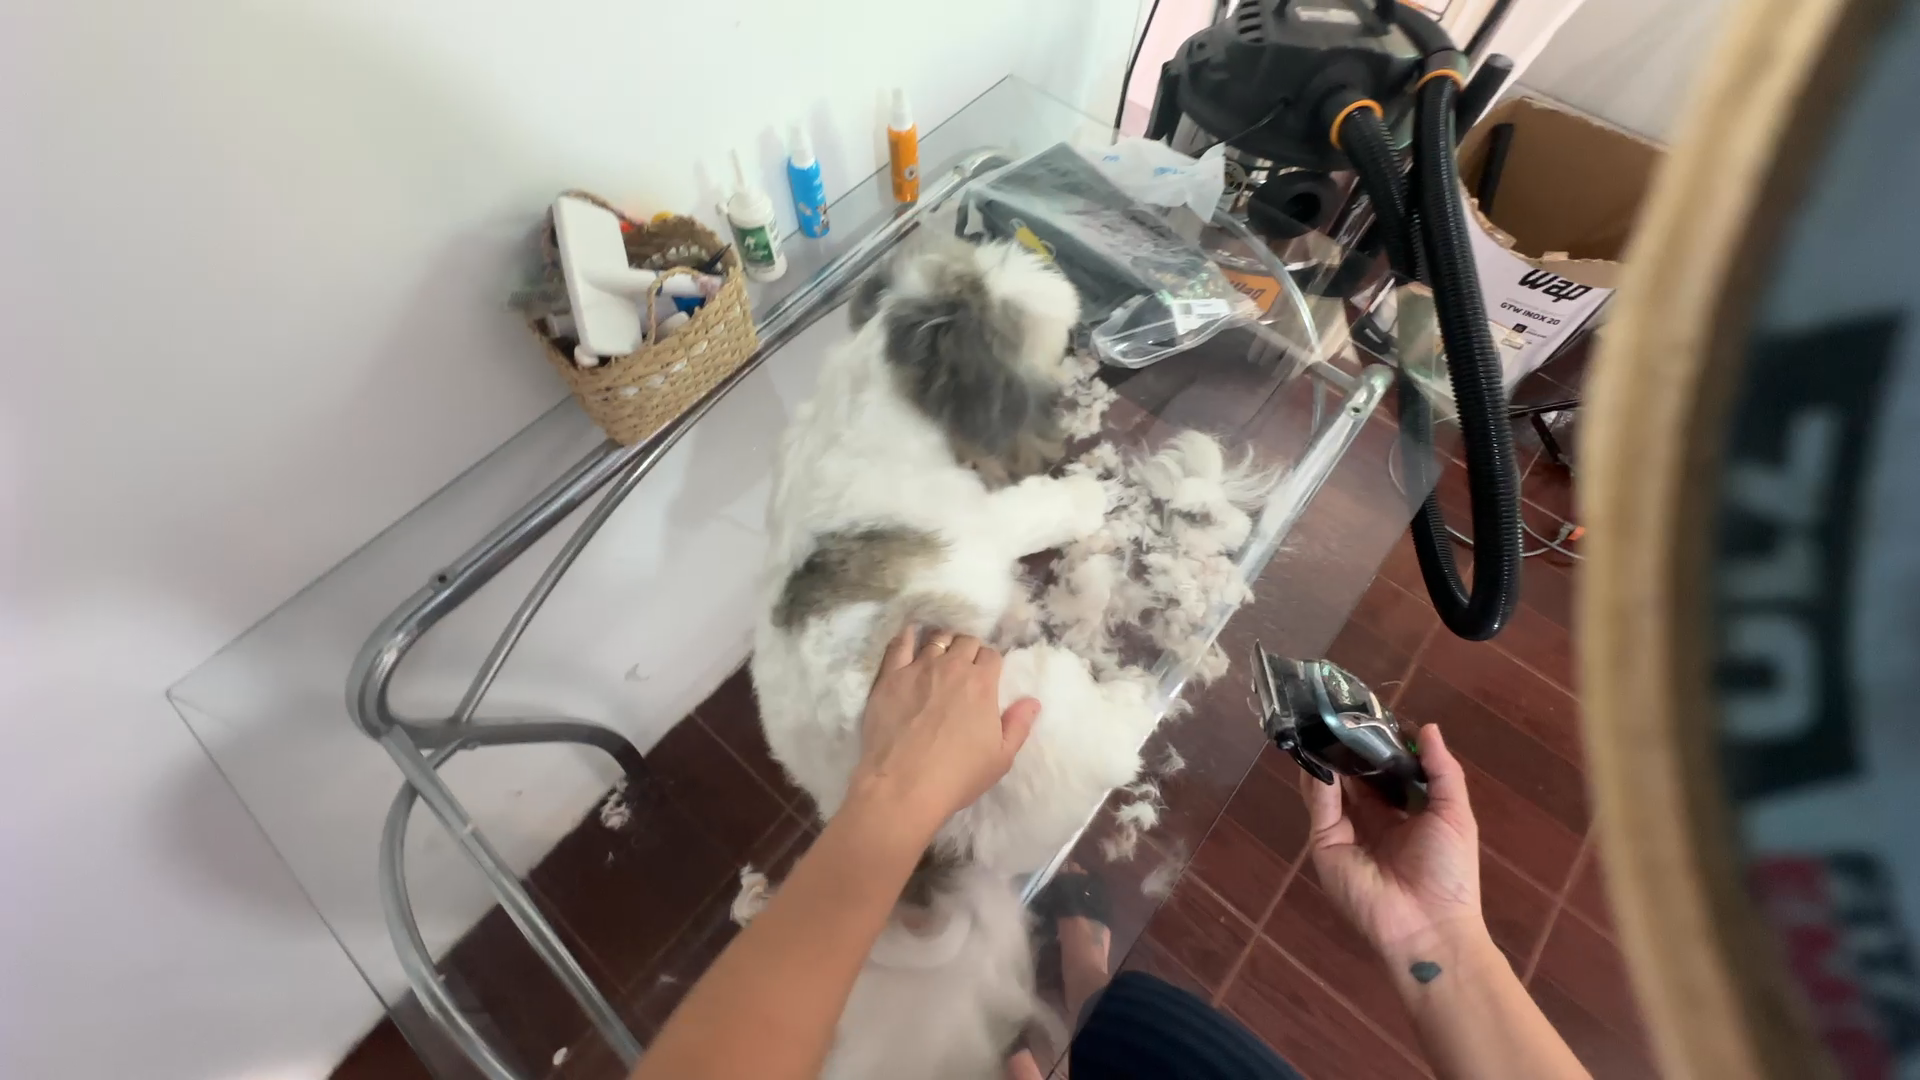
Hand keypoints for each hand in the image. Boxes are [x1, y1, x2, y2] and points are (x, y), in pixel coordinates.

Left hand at [847, 626, 1039, 834]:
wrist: (902, 785)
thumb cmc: (957, 775)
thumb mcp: (1001, 758)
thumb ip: (1019, 725)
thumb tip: (1033, 701)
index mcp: (982, 683)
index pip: (992, 654)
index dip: (990, 663)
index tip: (986, 674)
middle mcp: (952, 666)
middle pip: (965, 641)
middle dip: (968, 649)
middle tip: (964, 666)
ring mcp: (919, 668)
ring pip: (936, 639)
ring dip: (943, 643)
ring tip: (940, 654)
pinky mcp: (891, 676)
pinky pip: (900, 644)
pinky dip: (908, 636)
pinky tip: (911, 636)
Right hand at [1302, 724, 1484, 961]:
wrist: (1429, 926)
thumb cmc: (1449, 873)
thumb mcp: (1455, 817)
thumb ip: (1442, 771)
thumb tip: (1428, 726)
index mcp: (1399, 814)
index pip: (1381, 773)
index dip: (1377, 747)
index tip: (1370, 716)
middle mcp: (1368, 818)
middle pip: (1351, 776)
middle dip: (1347, 749)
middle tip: (1338, 715)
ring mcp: (1344, 829)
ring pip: (1329, 786)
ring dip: (1327, 760)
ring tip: (1322, 728)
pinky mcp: (1324, 841)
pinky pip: (1320, 806)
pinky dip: (1319, 782)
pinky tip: (1322, 759)